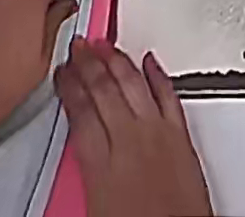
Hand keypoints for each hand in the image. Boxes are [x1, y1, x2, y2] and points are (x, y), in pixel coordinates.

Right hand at [56, 39, 211, 216]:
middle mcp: (129, 142)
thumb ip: (82, 171)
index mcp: (102, 166)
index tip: (62, 71)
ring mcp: (158, 134)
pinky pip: (168, 95)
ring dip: (117, 60)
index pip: (80, 111)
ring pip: (133, 84)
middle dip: (88, 63)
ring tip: (105, 44)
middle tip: (79, 45)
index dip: (68, 86)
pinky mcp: (182, 137)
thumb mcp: (93, 208)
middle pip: (103, 89)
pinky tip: (150, 61)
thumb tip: (72, 154)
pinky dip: (158, 74)